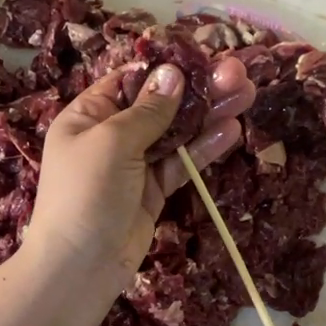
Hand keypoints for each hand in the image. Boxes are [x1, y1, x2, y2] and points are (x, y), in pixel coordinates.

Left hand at [28, 57, 253, 273]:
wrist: (79, 266)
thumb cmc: (86, 195)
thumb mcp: (112, 142)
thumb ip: (147, 110)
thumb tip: (172, 74)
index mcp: (86, 117)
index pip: (128, 82)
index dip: (164, 70)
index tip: (201, 58)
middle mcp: (108, 137)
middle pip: (158, 105)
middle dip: (197, 90)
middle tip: (238, 73)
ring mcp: (132, 167)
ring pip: (174, 134)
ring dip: (208, 115)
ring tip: (246, 93)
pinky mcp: (151, 194)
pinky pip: (180, 164)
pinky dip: (203, 148)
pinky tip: (231, 129)